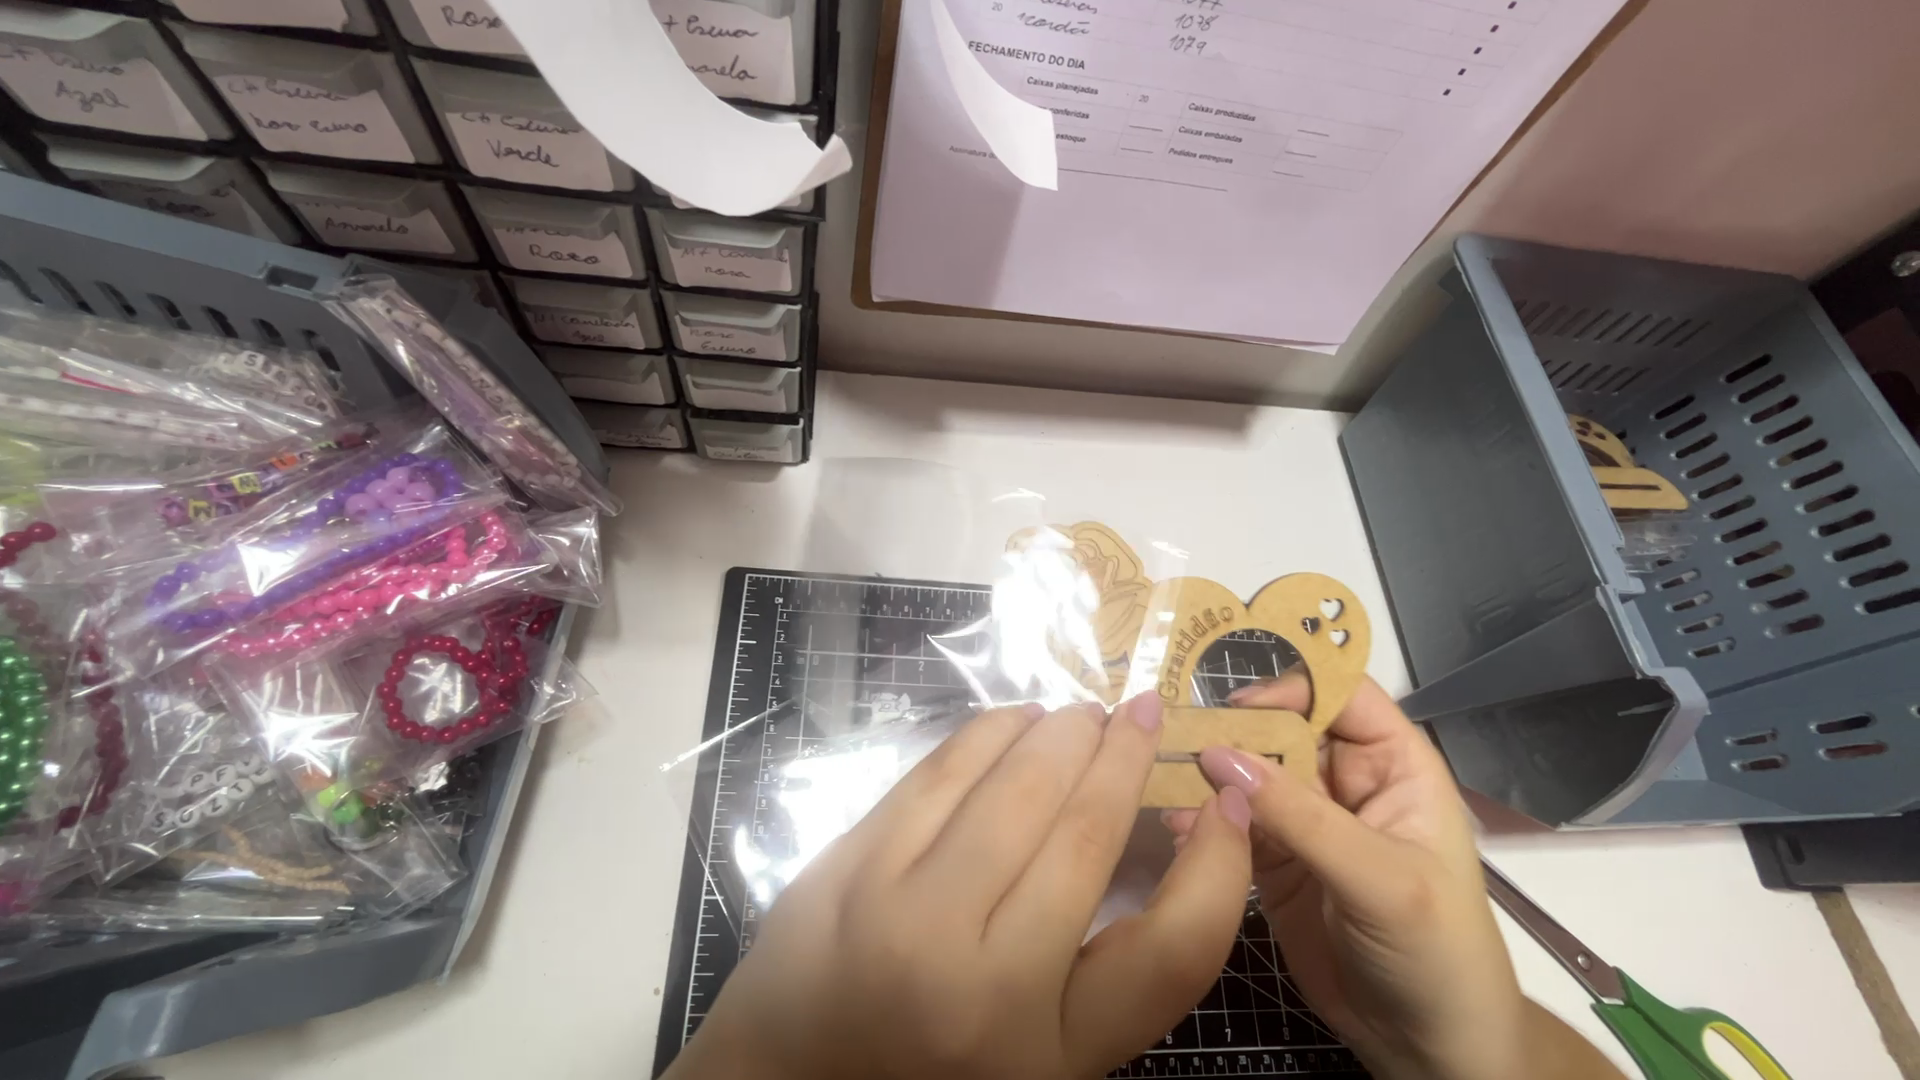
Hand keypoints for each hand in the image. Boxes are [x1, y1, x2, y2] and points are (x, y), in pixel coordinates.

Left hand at [666, 694, 1253, 1079]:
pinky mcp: (847, 866)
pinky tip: (1011, 721)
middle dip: (1121, 758)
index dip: (1220, 869)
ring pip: (1010, 788)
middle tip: (1139, 713)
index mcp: (1048, 1051)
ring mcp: (904, 912)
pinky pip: (936, 775)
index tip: (1229, 803)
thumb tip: (1145, 834)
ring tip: (1082, 713)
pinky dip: (986, 735)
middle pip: (1082, 834)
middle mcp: (983, 978)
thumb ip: (1099, 963)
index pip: (1174, 951)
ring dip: (1058, 734)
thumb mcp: (1038, 1052)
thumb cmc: (931, 1072)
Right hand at [1163, 674, 1625, 1079]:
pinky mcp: (1274, 859)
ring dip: (1208, 774)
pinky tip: (1174, 828)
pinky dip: (1201, 820)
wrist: (1431, 1051)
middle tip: (1177, 739)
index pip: (1340, 696)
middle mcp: (1345, 782)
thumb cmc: (1436, 955)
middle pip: (1281, 730)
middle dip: (1232, 731)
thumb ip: (1300, 816)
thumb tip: (1217, 755)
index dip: (1292, 689)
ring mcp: (1306, 821)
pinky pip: (1232, 823)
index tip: (1235, 706)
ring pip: (1249, 774)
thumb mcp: (1379, 879)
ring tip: (1163, 780)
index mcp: (1393, 766)